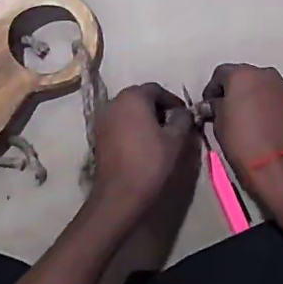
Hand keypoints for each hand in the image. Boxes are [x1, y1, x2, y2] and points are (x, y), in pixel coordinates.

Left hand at [89, 84, 195, 216]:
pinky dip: (132, 127)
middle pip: (141, 98)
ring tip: (159, 136)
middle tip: (173, 125)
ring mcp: (102, 118)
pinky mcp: (98, 135)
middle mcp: (114, 102)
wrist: (120, 193)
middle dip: (158, 108)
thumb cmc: (150, 162)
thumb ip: (183, 119)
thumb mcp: (176, 139)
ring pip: (129, 111)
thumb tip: (183, 112)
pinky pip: (119, 123)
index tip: (184, 116)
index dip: (173, 101)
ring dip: (144, 118)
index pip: (157, 89)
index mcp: (133, 97)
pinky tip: (143, 144)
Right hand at [202, 64, 282, 198]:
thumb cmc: (244, 143)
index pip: (221, 73)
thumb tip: (217, 105)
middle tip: (227, 110)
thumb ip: (216, 106)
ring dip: (253, 96)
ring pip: (263, 85)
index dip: (212, 89)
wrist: (278, 165)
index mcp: (241, 74)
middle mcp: (265, 74)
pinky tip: (262, 122)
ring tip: (246, 118)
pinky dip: (268, 104)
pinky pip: (276, 96)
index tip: (209, 104)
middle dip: (235, 91)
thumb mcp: (218, 122)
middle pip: (244, 76)